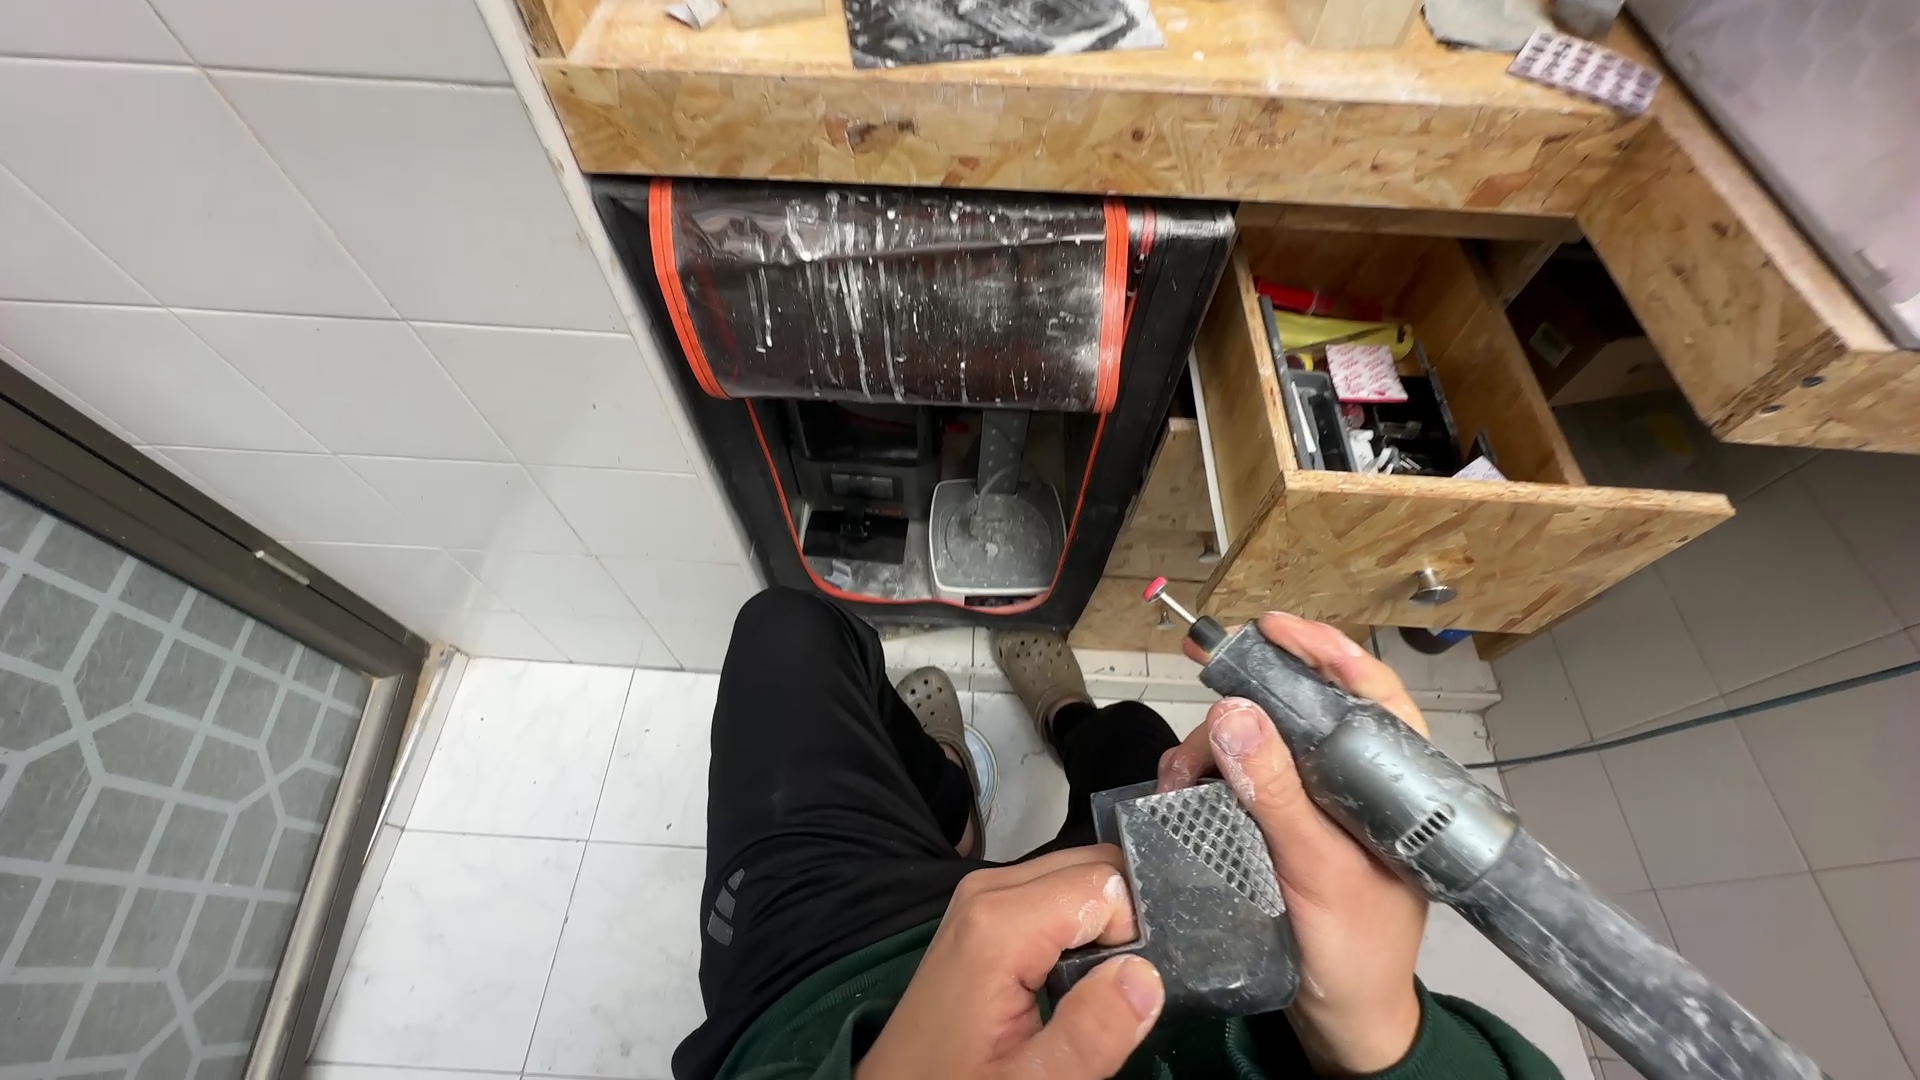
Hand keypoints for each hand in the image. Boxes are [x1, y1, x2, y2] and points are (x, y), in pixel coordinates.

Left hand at [856, 846, 1164, 1079]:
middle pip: (1090, 867)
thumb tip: (1146, 974)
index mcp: (999, 921)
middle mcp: (990, 887)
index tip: (1117, 993)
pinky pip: (1053, 889)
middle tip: (1106, 993)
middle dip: (1119, 921)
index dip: (1129, 937)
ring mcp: (984, 891)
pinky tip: (1066, 973)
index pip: (1104, 884)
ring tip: (1085, 989)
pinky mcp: (985, 905)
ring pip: (1075, 874)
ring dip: (1100, 923)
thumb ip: (1090, 1031)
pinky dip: (1076, 922)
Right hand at [1160, 613, 1428, 1076]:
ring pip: (1255, 741)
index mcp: (1389, 788)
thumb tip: (1232, 713)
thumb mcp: (1317, 869)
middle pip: (1297, 712)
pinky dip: (1201, 774)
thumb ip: (1278, 793)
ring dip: (1210, 749)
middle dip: (1242, 707)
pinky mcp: (1274, 818)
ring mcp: (1309, 800)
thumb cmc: (1353, 950)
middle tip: (1199, 698)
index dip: (1327, 653)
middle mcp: (1349, 783)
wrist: (1335, 1022)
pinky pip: (1232, 774)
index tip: (1274, 627)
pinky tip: (1179, 787)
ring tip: (1178, 778)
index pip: (1371, 698)